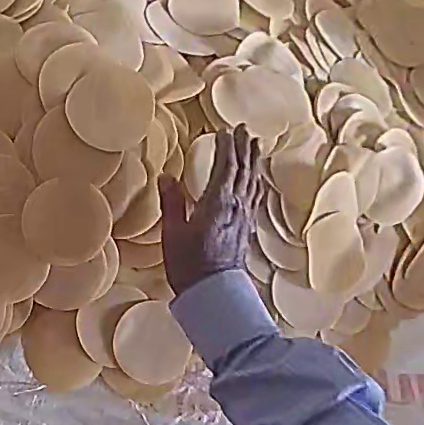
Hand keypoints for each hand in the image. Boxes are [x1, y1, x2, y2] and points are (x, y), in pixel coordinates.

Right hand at [160, 124, 264, 294]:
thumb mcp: (173, 232)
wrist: (213, 293)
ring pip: (253, 182)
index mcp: (218, 201)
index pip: (226, 166)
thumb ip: (172, 201)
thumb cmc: (190, 264)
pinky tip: (256, 182)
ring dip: (253, 162)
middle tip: (244, 130)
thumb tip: (167, 176)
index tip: (224, 130)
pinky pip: (254, 198)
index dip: (226, 146)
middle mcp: (236, 206)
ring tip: (255, 147)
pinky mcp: (246, 229)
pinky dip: (256, 183)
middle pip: (244, 170)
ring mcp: (244, 218)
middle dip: (244, 148)